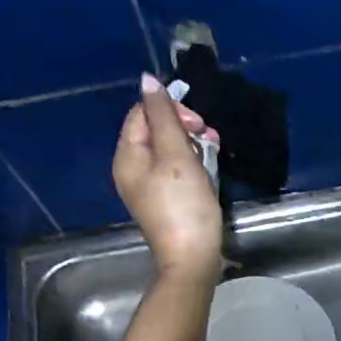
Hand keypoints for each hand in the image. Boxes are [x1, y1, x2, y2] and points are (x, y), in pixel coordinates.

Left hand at [112, 73, 222, 281]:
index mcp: (127, 156)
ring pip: (169, 152)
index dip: (170, 109)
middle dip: (184, 128)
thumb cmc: (184, 206)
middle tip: (209, 138)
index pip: (142, 113)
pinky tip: (207, 172)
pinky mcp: (165, 204)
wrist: (192, 261)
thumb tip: (147, 79)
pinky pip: (175, 173)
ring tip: (213, 153)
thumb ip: (162, 116)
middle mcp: (132, 171)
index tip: (198, 125)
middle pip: (155, 131)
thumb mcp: (175, 155)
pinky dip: (192, 166)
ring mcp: (148, 189)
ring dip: (192, 146)